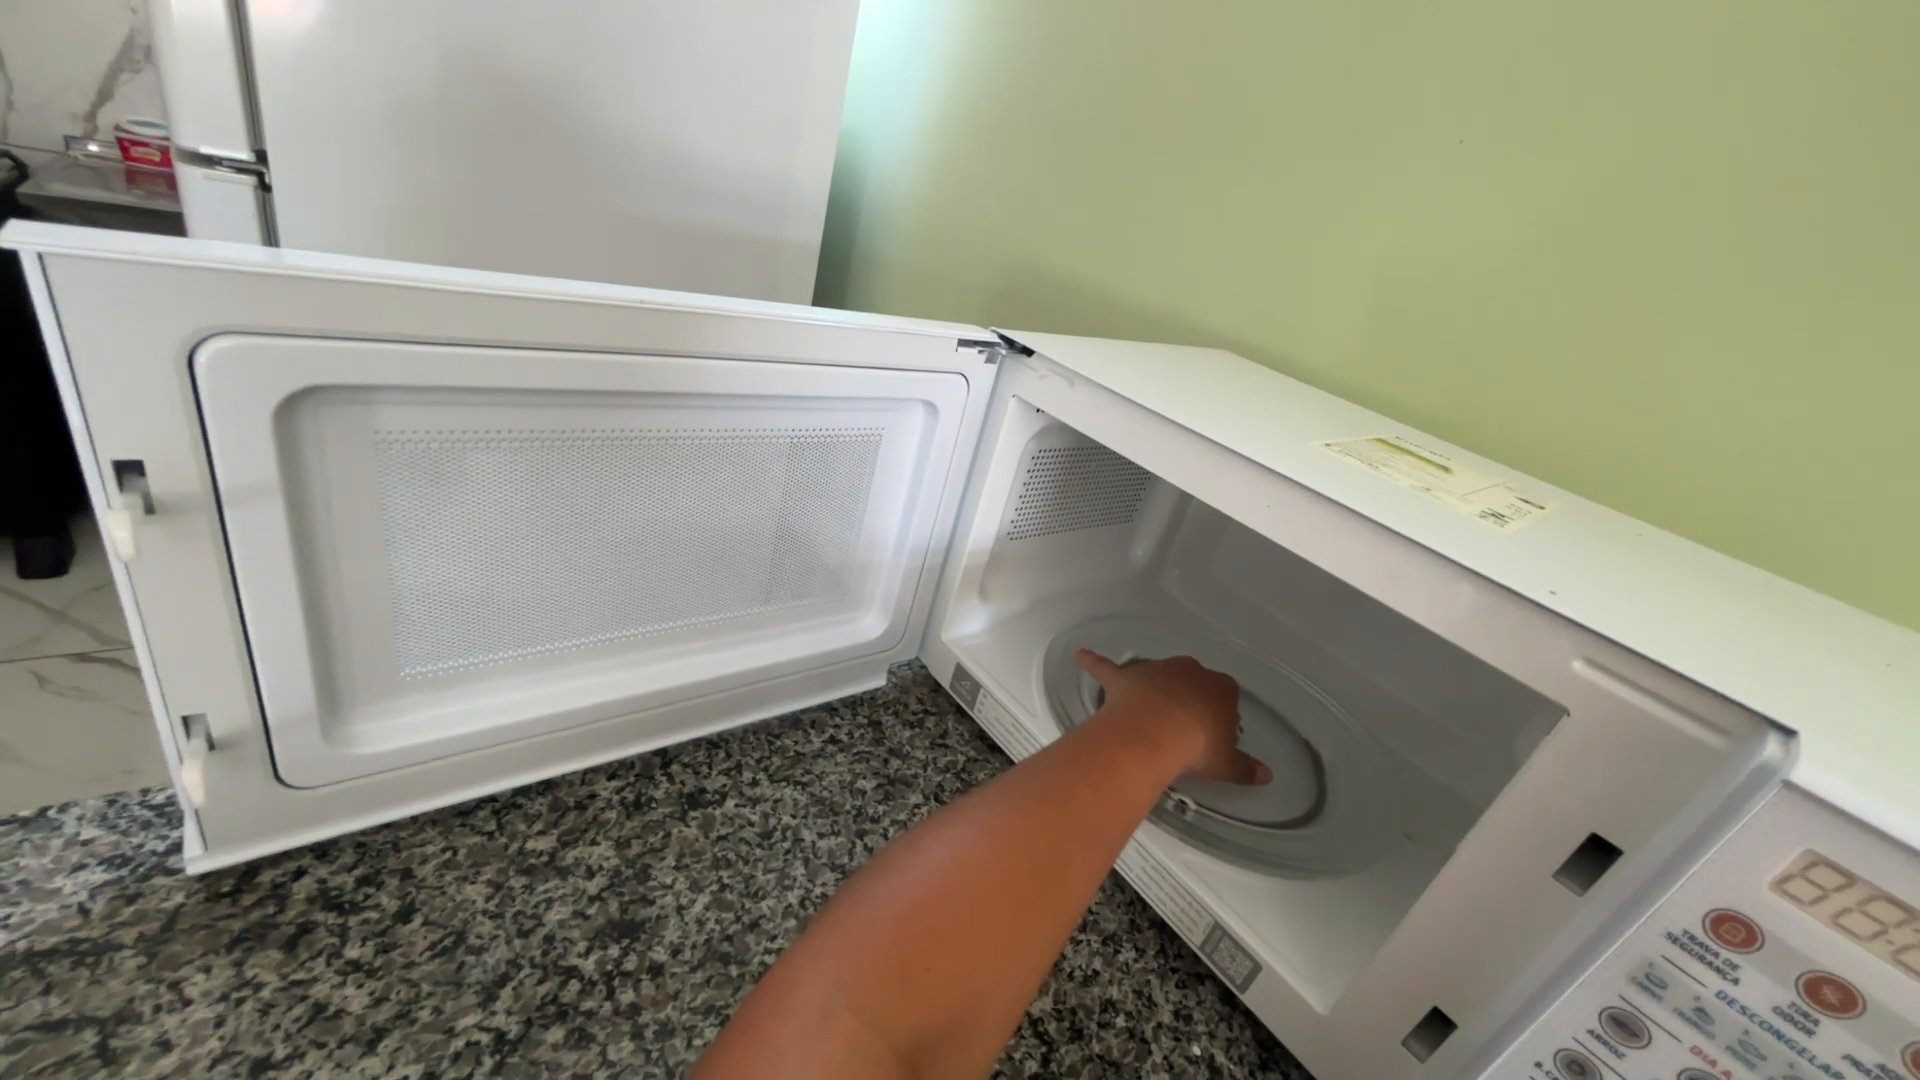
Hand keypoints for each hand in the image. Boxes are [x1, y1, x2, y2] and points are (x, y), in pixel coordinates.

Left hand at [1074, 649, 1271, 785]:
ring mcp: (1154, 670)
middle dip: (1188, 701)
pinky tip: (1080, 654)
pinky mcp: (1123, 677)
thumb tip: (1267, 776)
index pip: (1225, 697)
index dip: (1218, 717)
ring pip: (1155, 675)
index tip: (1211, 738)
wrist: (1155, 735)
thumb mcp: (1227, 763)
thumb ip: (1246, 768)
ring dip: (1154, 689)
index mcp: (1221, 687)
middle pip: (1191, 683)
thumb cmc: (1196, 748)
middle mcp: (1189, 670)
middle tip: (1183, 731)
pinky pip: (1105, 666)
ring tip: (1149, 714)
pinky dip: (1093, 661)